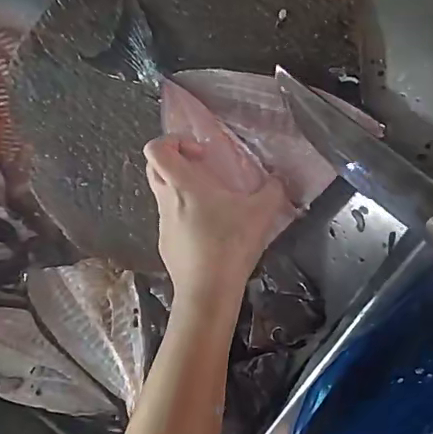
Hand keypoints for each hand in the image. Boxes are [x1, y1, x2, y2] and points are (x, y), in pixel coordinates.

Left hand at [145, 135, 291, 292]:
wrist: (207, 292)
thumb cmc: (229, 245)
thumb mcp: (261, 213)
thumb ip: (273, 190)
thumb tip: (278, 180)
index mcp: (182, 185)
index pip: (155, 149)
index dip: (173, 141)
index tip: (199, 153)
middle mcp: (166, 200)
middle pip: (154, 167)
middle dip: (175, 161)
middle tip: (203, 170)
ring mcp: (163, 223)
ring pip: (163, 194)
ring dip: (182, 190)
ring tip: (213, 205)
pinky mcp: (166, 244)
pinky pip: (171, 220)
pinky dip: (185, 217)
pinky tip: (210, 233)